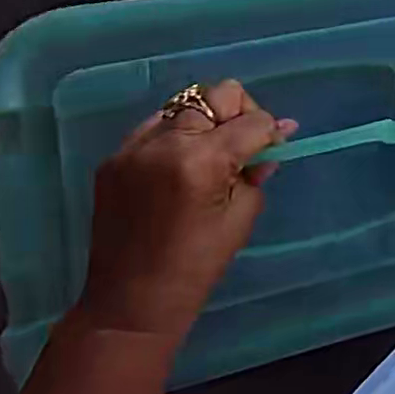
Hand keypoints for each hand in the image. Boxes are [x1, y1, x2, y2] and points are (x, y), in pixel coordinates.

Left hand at [76, 80, 296, 340]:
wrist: (131, 298)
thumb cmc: (200, 260)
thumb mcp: (245, 211)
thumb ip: (258, 166)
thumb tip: (280, 133)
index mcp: (201, 160)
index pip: (253, 121)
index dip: (270, 133)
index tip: (272, 151)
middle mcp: (164, 144)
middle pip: (217, 95)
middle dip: (240, 114)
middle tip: (243, 147)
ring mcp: (133, 148)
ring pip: (186, 104)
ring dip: (208, 121)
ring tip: (211, 154)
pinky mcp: (114, 158)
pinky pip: (157, 126)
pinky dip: (178, 133)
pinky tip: (182, 163)